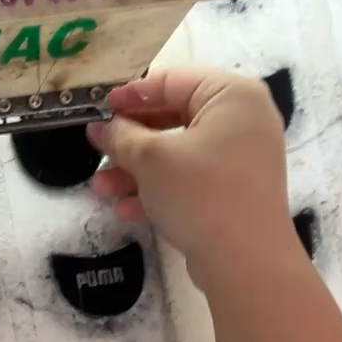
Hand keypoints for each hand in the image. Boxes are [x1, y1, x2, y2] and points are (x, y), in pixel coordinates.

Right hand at [86, 69, 299, 282]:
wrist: (245, 260)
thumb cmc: (201, 195)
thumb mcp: (152, 160)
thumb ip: (122, 138)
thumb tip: (100, 127)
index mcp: (231, 95)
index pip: (172, 81)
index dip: (131, 94)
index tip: (99, 107)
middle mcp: (241, 121)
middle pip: (173, 120)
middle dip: (130, 141)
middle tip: (96, 150)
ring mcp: (239, 159)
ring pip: (177, 156)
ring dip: (136, 172)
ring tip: (100, 190)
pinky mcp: (232, 193)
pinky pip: (189, 181)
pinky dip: (158, 191)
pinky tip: (125, 209)